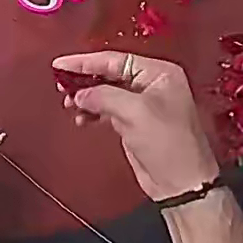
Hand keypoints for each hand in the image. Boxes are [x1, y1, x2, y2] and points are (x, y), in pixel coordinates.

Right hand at [53, 52, 221, 201]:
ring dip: (85, 97)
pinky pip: (107, 109)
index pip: (115, 59)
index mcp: (159, 73)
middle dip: (84, 79)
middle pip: (109, 73)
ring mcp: (142, 104)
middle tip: (61, 85)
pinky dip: (92, 112)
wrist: (181, 183)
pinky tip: (81, 118)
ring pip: (105, 92)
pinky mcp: (134, 122)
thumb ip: (104, 96)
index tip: (61, 65)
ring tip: (68, 104)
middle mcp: (151, 84)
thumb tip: (80, 93)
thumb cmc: (170, 144)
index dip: (86, 61)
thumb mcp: (136, 112)